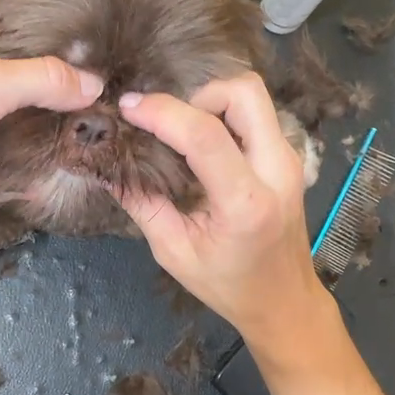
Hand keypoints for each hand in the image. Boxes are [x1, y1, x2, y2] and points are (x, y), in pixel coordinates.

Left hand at [0, 0, 102, 218]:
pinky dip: (28, 131)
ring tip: (91, 90)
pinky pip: (4, 130)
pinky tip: (63, 131)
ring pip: (8, 92)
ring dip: (40, 95)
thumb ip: (40, 79)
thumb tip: (95, 84)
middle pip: (5, 46)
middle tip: (94, 50)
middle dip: (43, 48)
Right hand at [115, 74, 331, 342]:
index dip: (162, 112)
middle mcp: (277, 170)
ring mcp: (289, 160)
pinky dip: (224, 115)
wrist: (284, 301)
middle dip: (197, 95)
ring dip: (212, 102)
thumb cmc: (228, 285)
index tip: (128, 108)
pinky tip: (201, 143)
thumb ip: (142, 205)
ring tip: (183, 133)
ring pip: (253, 96)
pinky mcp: (288, 157)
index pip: (205, 135)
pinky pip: (257, 115)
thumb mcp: (174, 252)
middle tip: (169, 123)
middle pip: (243, 92)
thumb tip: (106, 167)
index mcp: (246, 202)